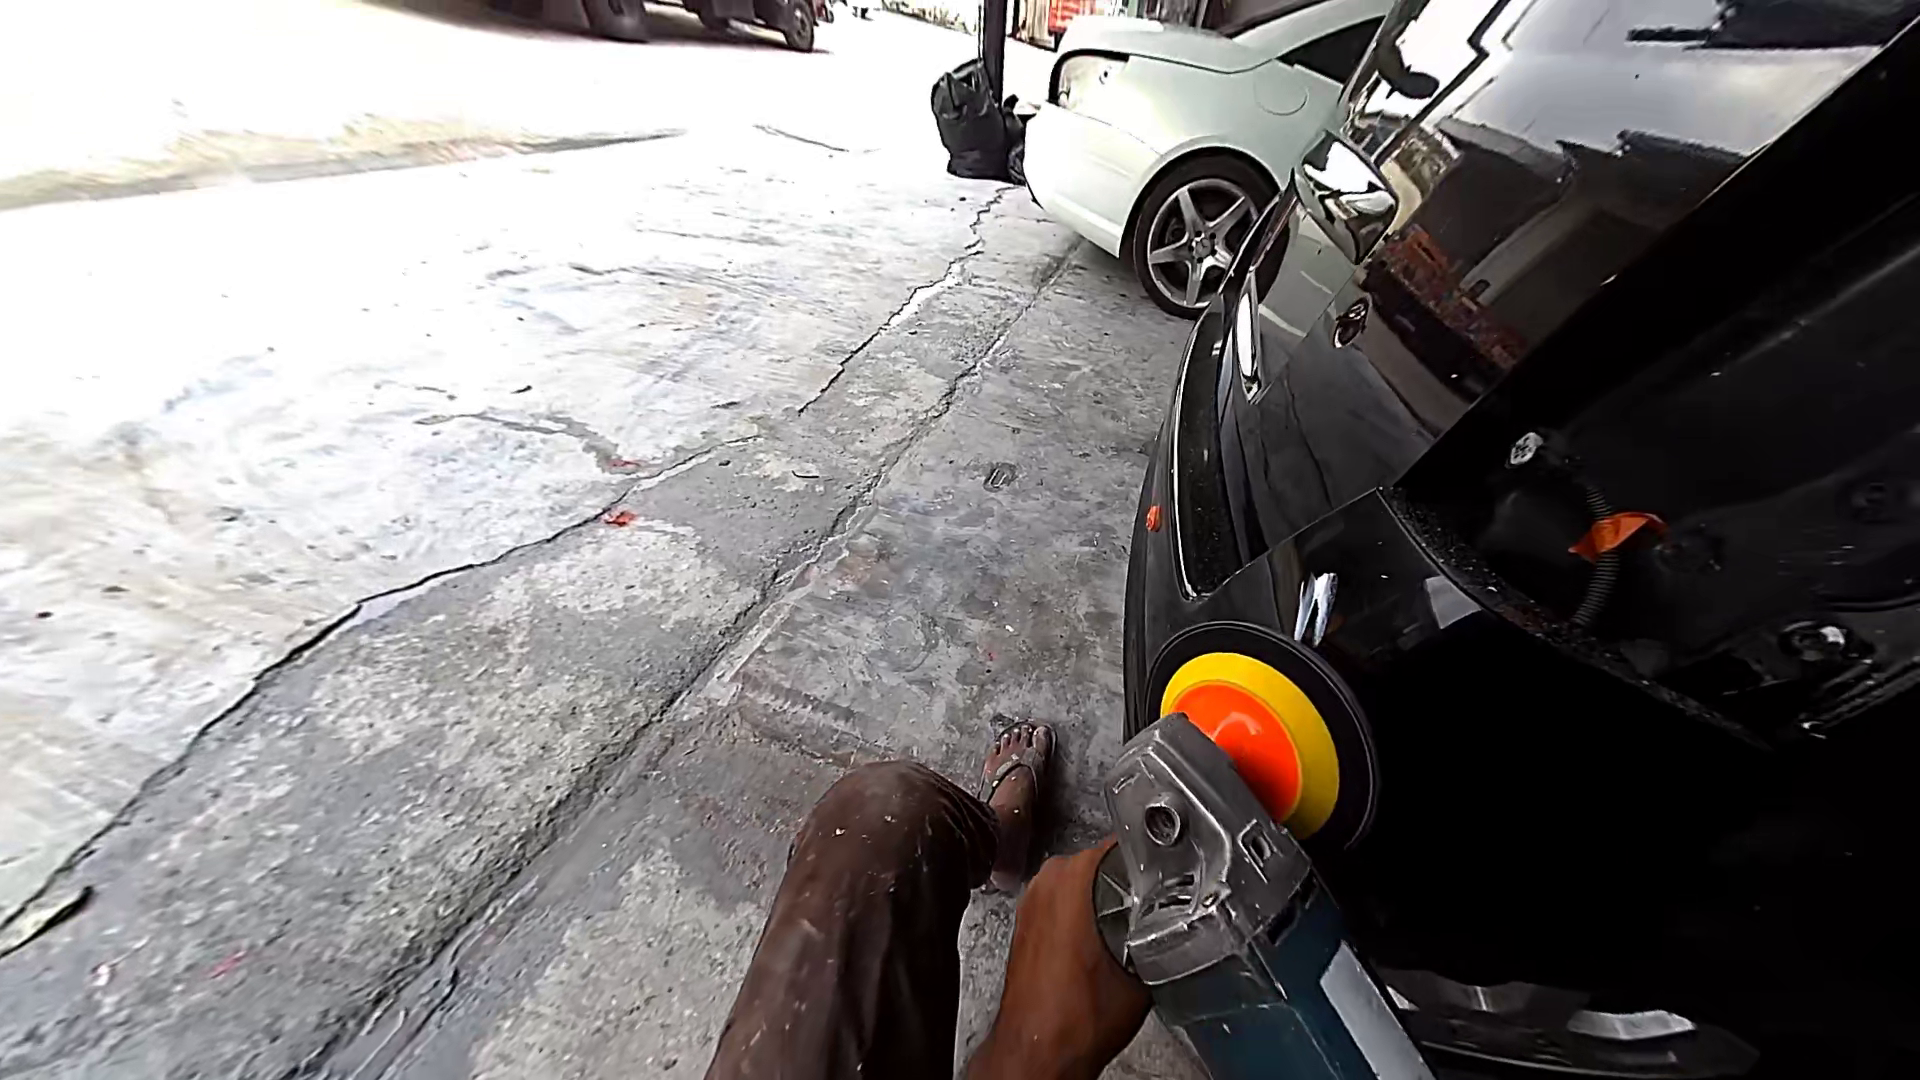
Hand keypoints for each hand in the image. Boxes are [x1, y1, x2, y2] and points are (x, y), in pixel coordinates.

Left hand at [966, 837, 1151, 1079]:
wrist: (1039, 1046)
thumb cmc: (1077, 1013)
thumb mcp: (1139, 967)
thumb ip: (1155, 930)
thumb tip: (1171, 917)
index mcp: (1073, 875)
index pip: (1117, 846)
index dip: (1144, 860)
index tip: (1160, 873)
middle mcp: (1048, 876)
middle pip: (1098, 862)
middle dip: (1122, 880)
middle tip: (1147, 906)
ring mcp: (1033, 895)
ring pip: (1079, 881)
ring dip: (1100, 896)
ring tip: (1123, 925)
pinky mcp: (1026, 915)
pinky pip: (1061, 900)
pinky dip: (1078, 912)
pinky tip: (1095, 940)